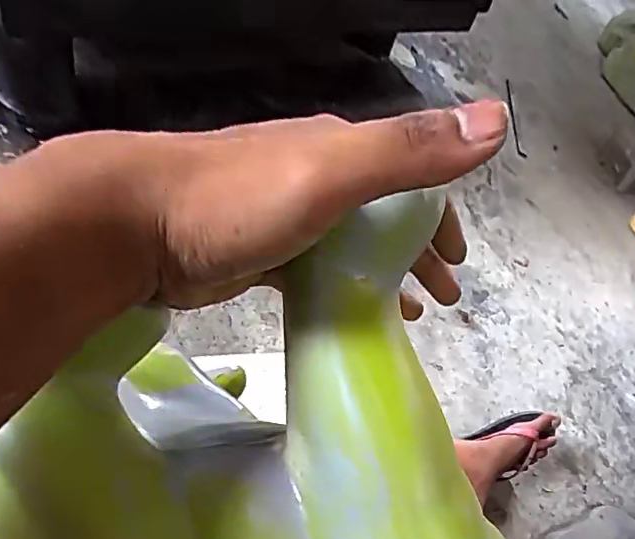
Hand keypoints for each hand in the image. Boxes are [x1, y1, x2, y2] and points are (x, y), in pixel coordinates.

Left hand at [28, 102, 507, 312]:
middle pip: (383, 217)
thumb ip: (406, 153)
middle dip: (418, 254)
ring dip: (383, 277)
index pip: (410, 178)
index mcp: (339, 151)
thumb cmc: (236, 200)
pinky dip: (341, 292)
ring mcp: (286, 219)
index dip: (441, 219)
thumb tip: (495, 125)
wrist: (139, 225)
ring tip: (406, 314)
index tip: (457, 264)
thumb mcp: (330, 173)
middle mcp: (315, 177)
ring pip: (350, 249)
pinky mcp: (260, 257)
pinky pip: (315, 274)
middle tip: (441, 298)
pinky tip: (348, 317)